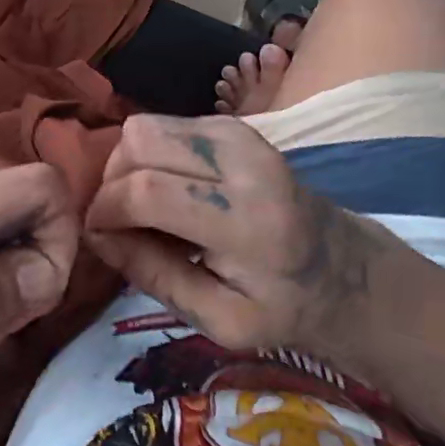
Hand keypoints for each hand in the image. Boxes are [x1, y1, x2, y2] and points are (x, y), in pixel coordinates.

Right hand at [83, 115, 388, 353]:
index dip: (107, 209)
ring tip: (138, 200)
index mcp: (249, 223)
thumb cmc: (284, 306)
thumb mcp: (221, 321)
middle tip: (117, 215)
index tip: (97, 232)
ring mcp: (239, 135)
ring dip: (125, 162)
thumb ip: (154, 276)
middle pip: (139, 142)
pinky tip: (163, 185)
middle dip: (111, 178)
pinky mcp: (232, 125)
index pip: (148, 192)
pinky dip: (147, 153)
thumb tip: (96, 235)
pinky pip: (162, 124)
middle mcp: (245, 164)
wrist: (348, 271)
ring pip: (144, 126)